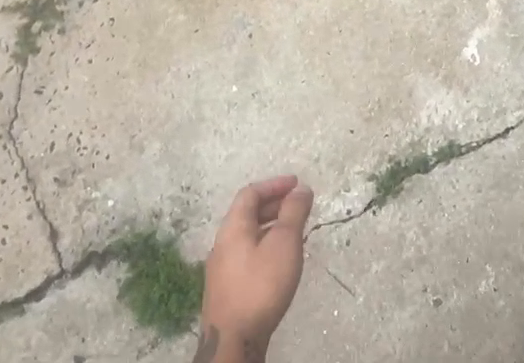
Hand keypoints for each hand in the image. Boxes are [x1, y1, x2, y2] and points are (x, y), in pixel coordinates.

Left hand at [197, 176, 313, 362]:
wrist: (233, 340)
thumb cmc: (261, 285)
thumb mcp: (285, 242)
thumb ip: (294, 212)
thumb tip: (301, 190)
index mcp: (233, 229)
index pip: (250, 194)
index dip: (274, 184)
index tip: (298, 184)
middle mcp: (222, 245)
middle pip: (247, 214)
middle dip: (275, 204)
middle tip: (301, 205)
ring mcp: (222, 269)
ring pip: (248, 235)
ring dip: (272, 225)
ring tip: (297, 230)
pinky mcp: (227, 288)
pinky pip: (248, 253)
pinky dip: (267, 244)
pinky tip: (282, 259)